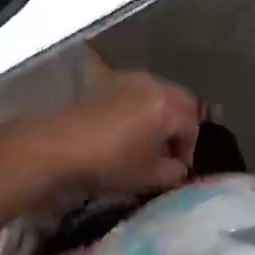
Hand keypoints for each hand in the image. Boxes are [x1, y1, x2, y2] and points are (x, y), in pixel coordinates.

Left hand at [39, 72, 200, 197]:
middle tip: (171, 150)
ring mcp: (131, 78)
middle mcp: (153, 84)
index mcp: (168, 106)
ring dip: (164, 112)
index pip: (192, 126)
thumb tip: (178, 166)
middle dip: (182, 125)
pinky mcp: (111, 80)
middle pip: (182, 101)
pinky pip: (140, 89)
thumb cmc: (112, 161)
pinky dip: (144, 104)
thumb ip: (174, 171)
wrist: (63, 144)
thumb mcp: (150, 176)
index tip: (178, 169)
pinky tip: (131, 126)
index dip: (189, 150)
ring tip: (151, 138)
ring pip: (161, 92)